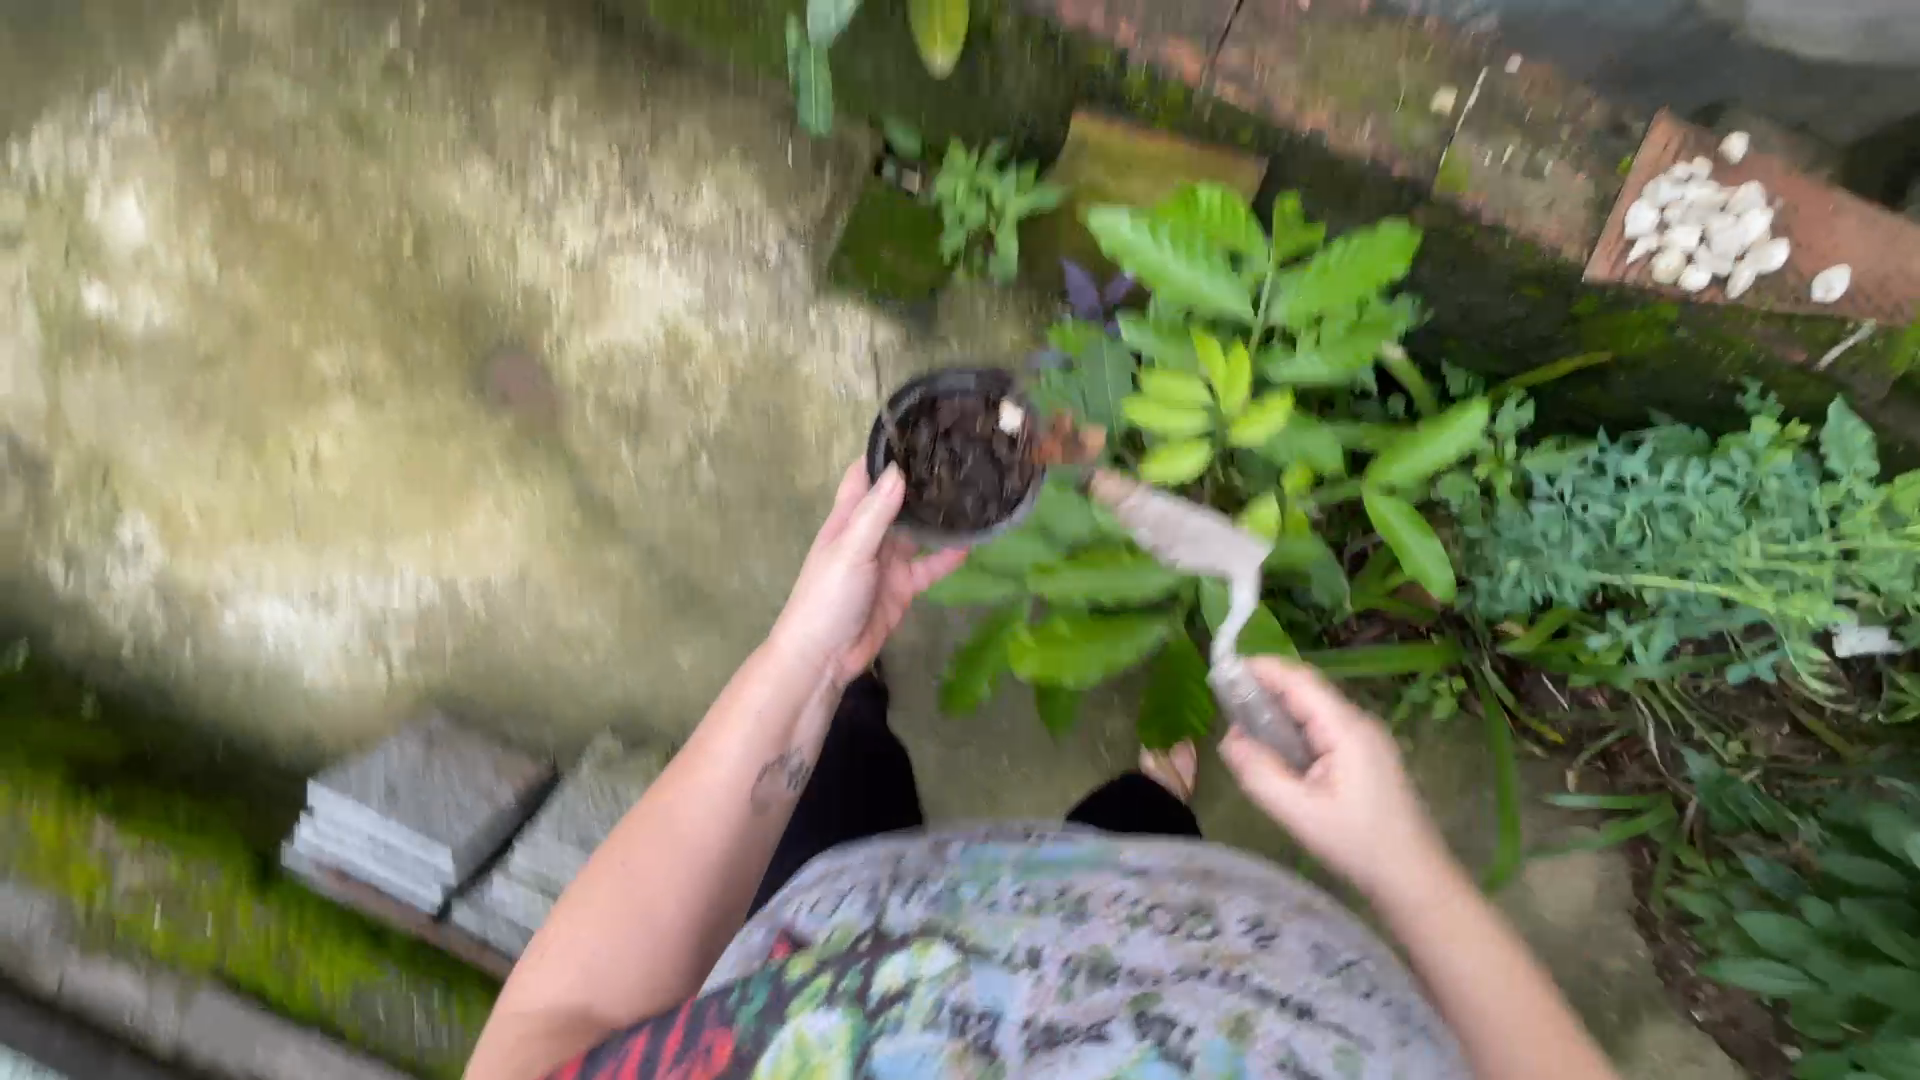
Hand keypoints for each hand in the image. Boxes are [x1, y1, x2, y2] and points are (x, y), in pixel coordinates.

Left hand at [768, 461, 968, 685]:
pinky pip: (928, 567)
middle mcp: (868, 534)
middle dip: (921, 483)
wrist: (824, 656)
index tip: (917, 433)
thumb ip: (876, 513)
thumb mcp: (850, 549)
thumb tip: (899, 470)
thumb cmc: (827, 597)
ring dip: (938, 518)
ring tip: (971, 495)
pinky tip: (971, 545)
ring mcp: (886, 561)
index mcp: (847, 519)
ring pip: (917, 532)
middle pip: (897, 500)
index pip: (865, 475)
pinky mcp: (902, 587)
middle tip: (958, 459)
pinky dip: (947, 557)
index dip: (886, 454)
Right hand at [1218, 657, 1457, 904]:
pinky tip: (1275, 745)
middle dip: (1265, 687)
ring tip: (1242, 720)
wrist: (1415, 878)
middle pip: (1306, 689)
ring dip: (1277, 706)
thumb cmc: (1358, 844)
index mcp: (1346, 729)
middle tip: (1225, 699)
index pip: (1299, 681)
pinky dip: (1292, 724)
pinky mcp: (1364, 753)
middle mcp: (1358, 723)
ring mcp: (1365, 737)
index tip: (1225, 671)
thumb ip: (1259, 772)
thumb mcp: (1299, 812)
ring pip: (1313, 706)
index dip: (1262, 669)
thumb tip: (1228, 738)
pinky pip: (1322, 725)